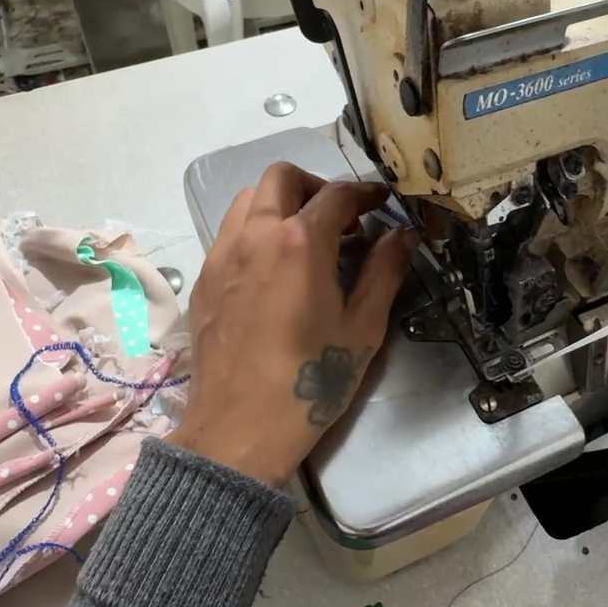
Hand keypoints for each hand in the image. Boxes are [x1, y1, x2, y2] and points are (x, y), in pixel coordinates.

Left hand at [172, 163, 417, 485]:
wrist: (240, 428)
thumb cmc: (311, 380)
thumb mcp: (362, 327)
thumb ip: (384, 272)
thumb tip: (403, 235)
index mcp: (300, 242)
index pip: (337, 195)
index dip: (366, 192)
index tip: (381, 202)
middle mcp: (255, 235)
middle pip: (283, 177)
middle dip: (316, 186)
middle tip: (341, 219)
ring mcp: (222, 255)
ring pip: (248, 200)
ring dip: (281, 204)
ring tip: (306, 240)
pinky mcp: (204, 280)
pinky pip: (229, 233)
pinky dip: (255, 231)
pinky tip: (274, 270)